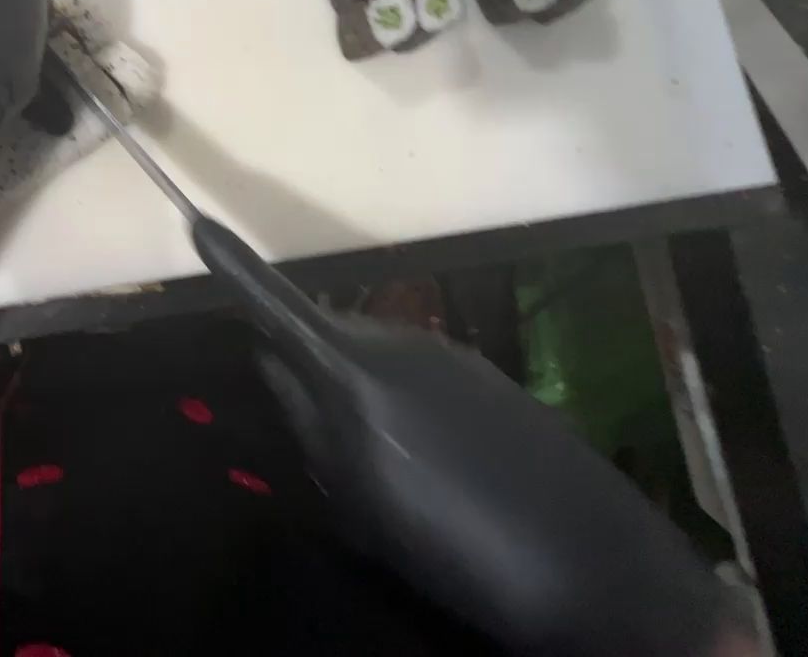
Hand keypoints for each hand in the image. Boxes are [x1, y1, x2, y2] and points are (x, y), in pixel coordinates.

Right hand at [256, 313, 739, 656]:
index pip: (277, 309)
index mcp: (356, 377)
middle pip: (320, 331)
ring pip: (366, 347)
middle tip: (320, 433)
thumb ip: (307, 424)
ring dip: (351, 379)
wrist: (606, 579)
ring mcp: (449, 353)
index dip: (235, 269)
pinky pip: (412, 363)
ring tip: (384, 452)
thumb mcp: (362, 504)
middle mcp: (399, 344)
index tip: (200, 228)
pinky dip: (396, 389)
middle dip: (303, 363)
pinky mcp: (485, 370)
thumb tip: (271, 365)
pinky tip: (432, 448)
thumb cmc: (460, 548)